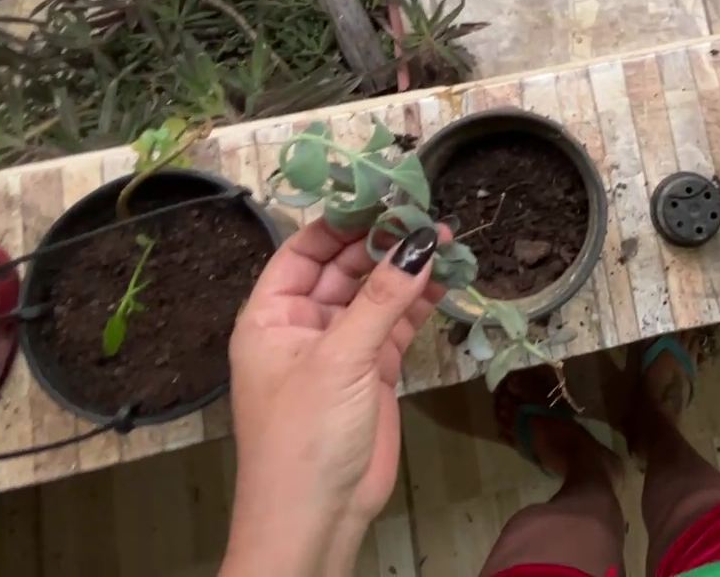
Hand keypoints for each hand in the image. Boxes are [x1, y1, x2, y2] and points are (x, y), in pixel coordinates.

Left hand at [220, 221, 446, 576]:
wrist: (317, 522)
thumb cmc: (304, 439)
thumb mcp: (340, 360)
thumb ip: (383, 298)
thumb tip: (420, 240)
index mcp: (272, 316)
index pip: (305, 250)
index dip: (342, 222)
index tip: (385, 196)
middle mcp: (305, 323)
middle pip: (347, 266)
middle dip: (385, 242)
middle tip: (427, 217)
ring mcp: (342, 345)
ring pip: (378, 291)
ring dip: (409, 268)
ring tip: (447, 240)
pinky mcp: (374, 367)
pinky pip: (398, 320)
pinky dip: (421, 300)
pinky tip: (446, 280)